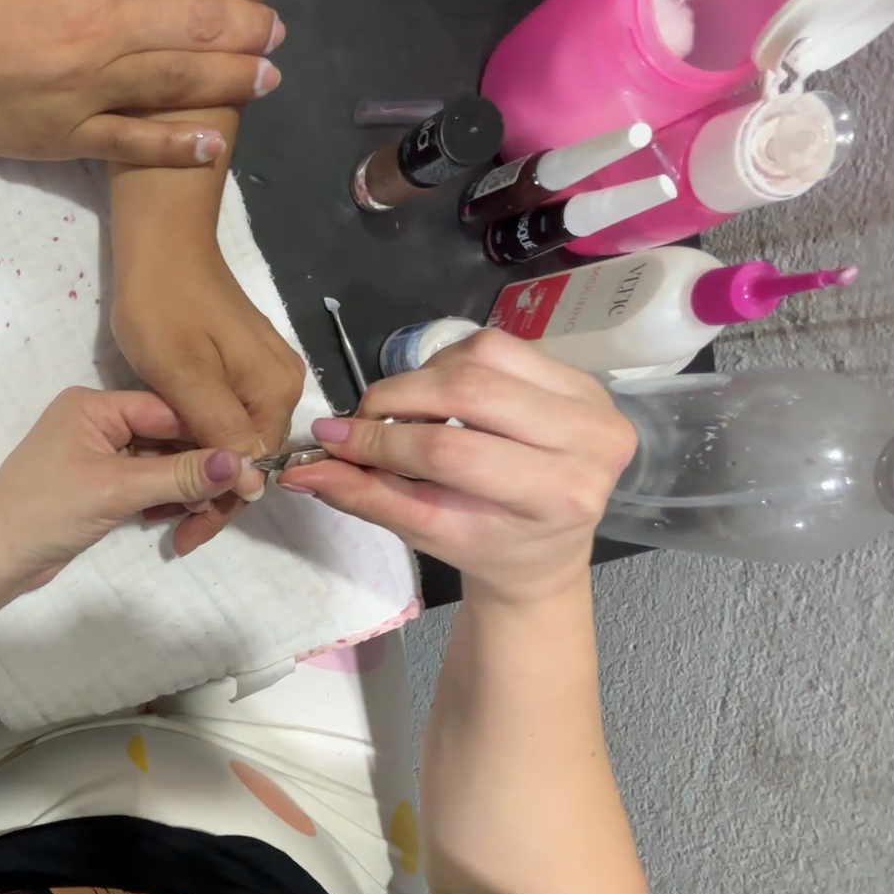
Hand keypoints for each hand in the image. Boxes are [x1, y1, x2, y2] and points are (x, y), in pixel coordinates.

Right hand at [0, 0, 283, 165]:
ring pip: (174, 82)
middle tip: (277, 32)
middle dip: (247, 27)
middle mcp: (99, 28)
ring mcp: (85, 88)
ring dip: (229, 80)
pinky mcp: (66, 135)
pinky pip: (132, 143)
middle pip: (193, 26)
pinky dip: (176, 145)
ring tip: (267, 79)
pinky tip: (213, 144)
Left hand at [0, 388, 255, 592]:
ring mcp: (96, 454)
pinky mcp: (96, 484)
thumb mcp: (118, 489)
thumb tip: (245, 463)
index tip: (249, 466)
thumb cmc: (47, 511)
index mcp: (94, 405)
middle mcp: (97, 422)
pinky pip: (143, 482)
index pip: (169, 408)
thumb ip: (181, 474)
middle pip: (167, 435)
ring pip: (159, 462)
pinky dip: (162, 498)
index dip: (210, 436)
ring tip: (200, 513)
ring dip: (182, 487)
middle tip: (229, 498)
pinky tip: (174, 518)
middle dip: (199, 467)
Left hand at [113, 248, 308, 553]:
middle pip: (244, 460)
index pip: (255, 468)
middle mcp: (275, 387)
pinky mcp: (230, 371)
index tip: (184, 538)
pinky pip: (216, 423)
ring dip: (195, 476)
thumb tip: (256, 486)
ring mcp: (254, 377)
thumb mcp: (183, 376)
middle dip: (207, 496)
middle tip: (168, 529)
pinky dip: (190, 448)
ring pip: (227, 445)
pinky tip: (163, 466)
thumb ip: (218, 430)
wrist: (156, 243)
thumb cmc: (162, 307)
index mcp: (273, 391)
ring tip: (157, 507)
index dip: (219, 507)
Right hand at [275, 331, 636, 605]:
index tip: (328, 441)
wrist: (544, 546)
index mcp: (559, 494)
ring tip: (402, 414)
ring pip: (481, 355)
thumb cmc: (483, 546)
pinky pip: (497, 347)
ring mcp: (595, 399)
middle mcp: (593, 438)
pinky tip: (438, 397)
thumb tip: (298, 471)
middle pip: (468, 389)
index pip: (451, 451)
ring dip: (421, 379)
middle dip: (394, 400)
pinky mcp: (580, 377)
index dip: (380, 441)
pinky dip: (448, 365)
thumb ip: (362, 495)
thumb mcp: (422, 531)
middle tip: (358, 422)